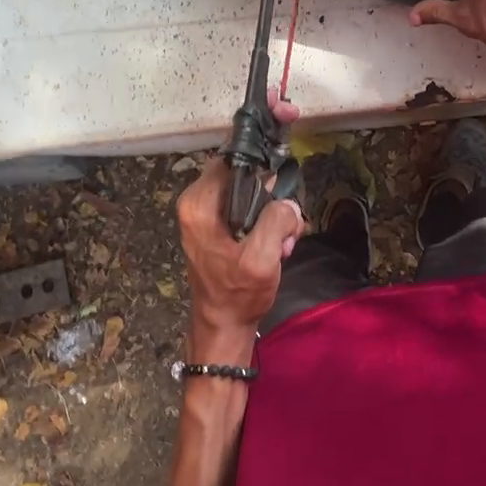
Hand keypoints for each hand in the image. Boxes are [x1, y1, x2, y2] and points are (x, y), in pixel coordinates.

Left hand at [174, 157, 302, 355]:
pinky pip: (248, 207)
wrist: (224, 327)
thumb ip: (276, 220)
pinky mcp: (217, 224)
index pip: (233, 158)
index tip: (283, 178)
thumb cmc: (238, 294)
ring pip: (250, 190)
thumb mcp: (262, 258)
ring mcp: (205, 213)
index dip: (261, 163)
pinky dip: (266, 222)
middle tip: (285, 226)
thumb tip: (288, 203)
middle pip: (244, 173)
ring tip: (282, 241)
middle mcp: (196, 202)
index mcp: (199, 204)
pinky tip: (275, 246)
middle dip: (271, 194)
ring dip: (273, 212)